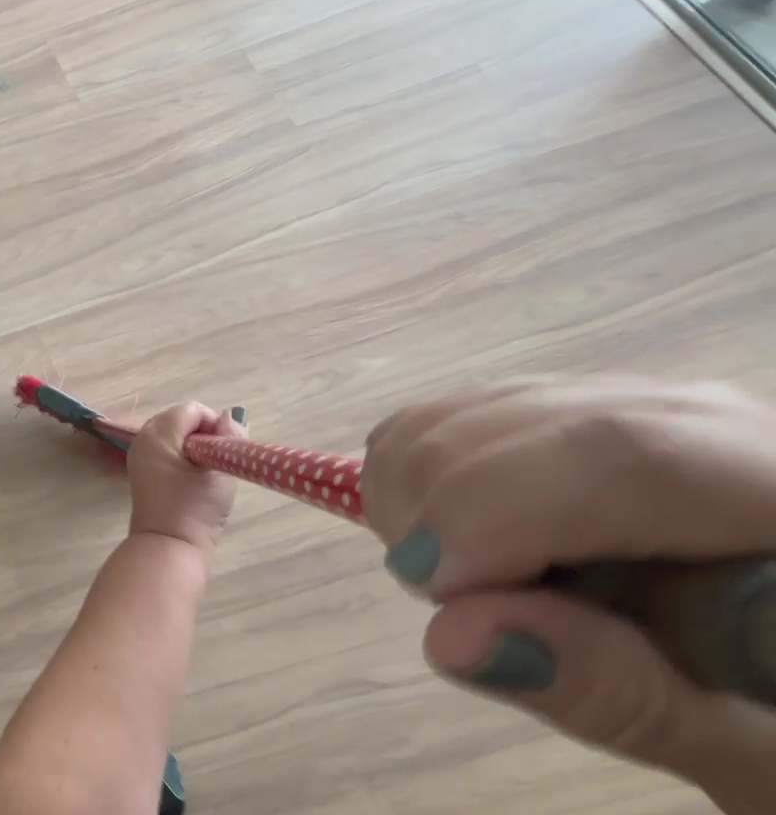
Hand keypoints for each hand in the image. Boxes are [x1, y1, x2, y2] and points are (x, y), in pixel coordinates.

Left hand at [121, 402, 242, 554]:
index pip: (191, 409)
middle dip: (201, 432)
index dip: (213, 423)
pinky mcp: (139, 469)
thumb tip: (230, 417)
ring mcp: (137, 453)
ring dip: (190, 444)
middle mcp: (142, 438)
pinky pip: (161, 448)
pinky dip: (178, 454)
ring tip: (206, 471)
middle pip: (177, 418)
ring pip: (169, 433)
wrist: (167, 544)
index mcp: (159, 434)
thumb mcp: (220, 473)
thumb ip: (229, 439)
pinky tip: (190, 478)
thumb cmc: (196, 508)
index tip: (225, 449)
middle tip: (217, 459)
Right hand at [362, 377, 775, 811]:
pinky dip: (408, 477)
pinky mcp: (555, 405)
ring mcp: (617, 399)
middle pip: (518, 422)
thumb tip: (452, 637)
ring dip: (412, 498)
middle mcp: (702, 420)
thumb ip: (619, 694)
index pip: (621, 454)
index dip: (494, 509)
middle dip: (436, 511)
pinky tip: (450, 542)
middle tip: (448, 605)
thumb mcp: (740, 748)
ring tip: (462, 584)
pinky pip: (441, 415)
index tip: (433, 591)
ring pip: (459, 412)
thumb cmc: (774, 711)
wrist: (765, 643)